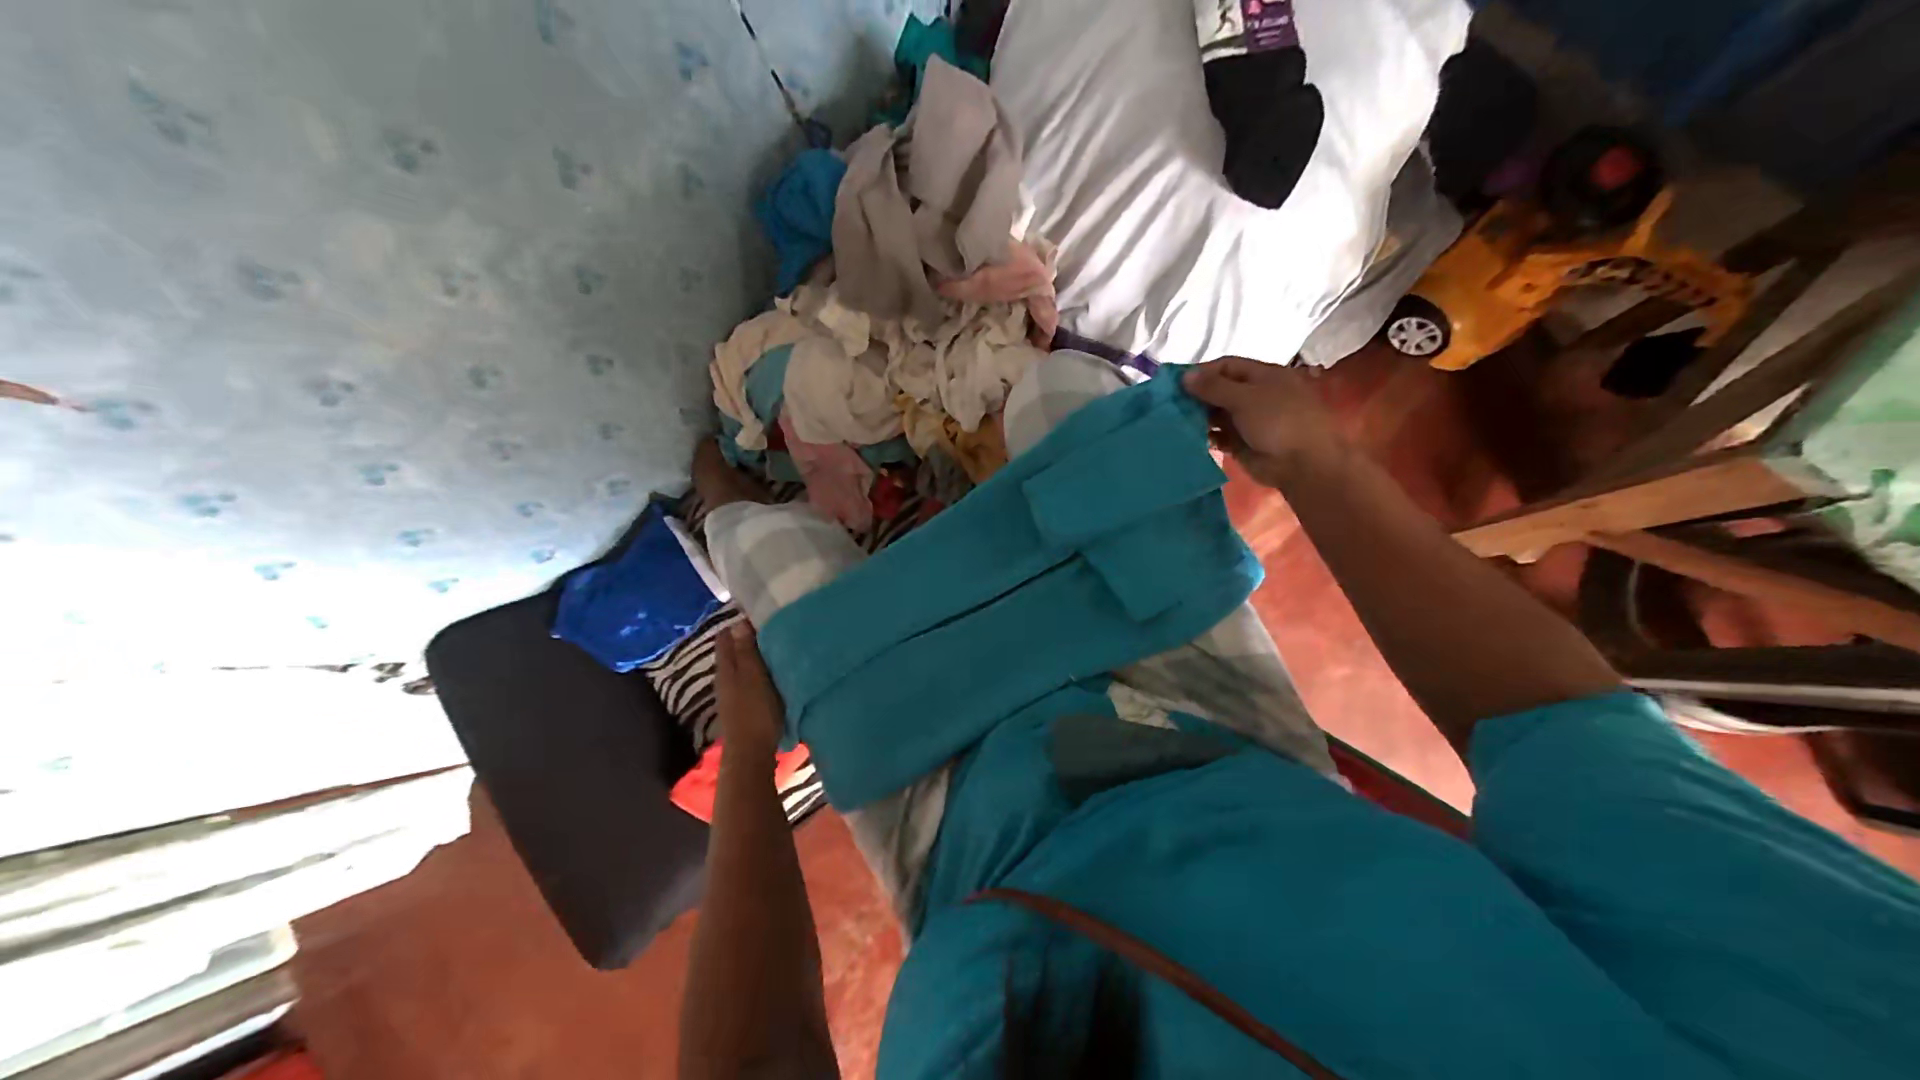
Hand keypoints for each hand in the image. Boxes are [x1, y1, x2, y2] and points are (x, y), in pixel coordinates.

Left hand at [715, 621, 785, 757]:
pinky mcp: (745, 704)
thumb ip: (745, 652)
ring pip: (742, 665)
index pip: (726, 637)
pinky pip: (751, 678)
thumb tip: (738, 622)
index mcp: (726, 668)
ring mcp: (734, 693)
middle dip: (748, 637)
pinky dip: (760, 670)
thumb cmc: (754, 711)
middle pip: (733, 650)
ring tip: (778, 643)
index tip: (760, 611)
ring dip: (755, 654)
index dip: (739, 623)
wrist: (751, 753)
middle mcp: (726, 678)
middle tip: (773, 623)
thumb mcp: (753, 677)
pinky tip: (775, 670)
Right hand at [1182, 356, 1339, 486]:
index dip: (1201, 372)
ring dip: (1198, 416)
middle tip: (1169, 403)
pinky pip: (1219, 435)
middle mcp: (1254, 395)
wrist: (1302, 464)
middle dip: (1196, 395)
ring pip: (1217, 413)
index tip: (1175, 382)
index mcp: (1262, 376)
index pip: (1226, 366)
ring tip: (1175, 421)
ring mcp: (1249, 420)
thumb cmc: (1278, 421)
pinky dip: (1205, 435)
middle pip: (1219, 389)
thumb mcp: (1245, 398)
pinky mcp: (1242, 442)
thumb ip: (1214, 387)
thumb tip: (1185, 376)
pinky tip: (1189, 438)